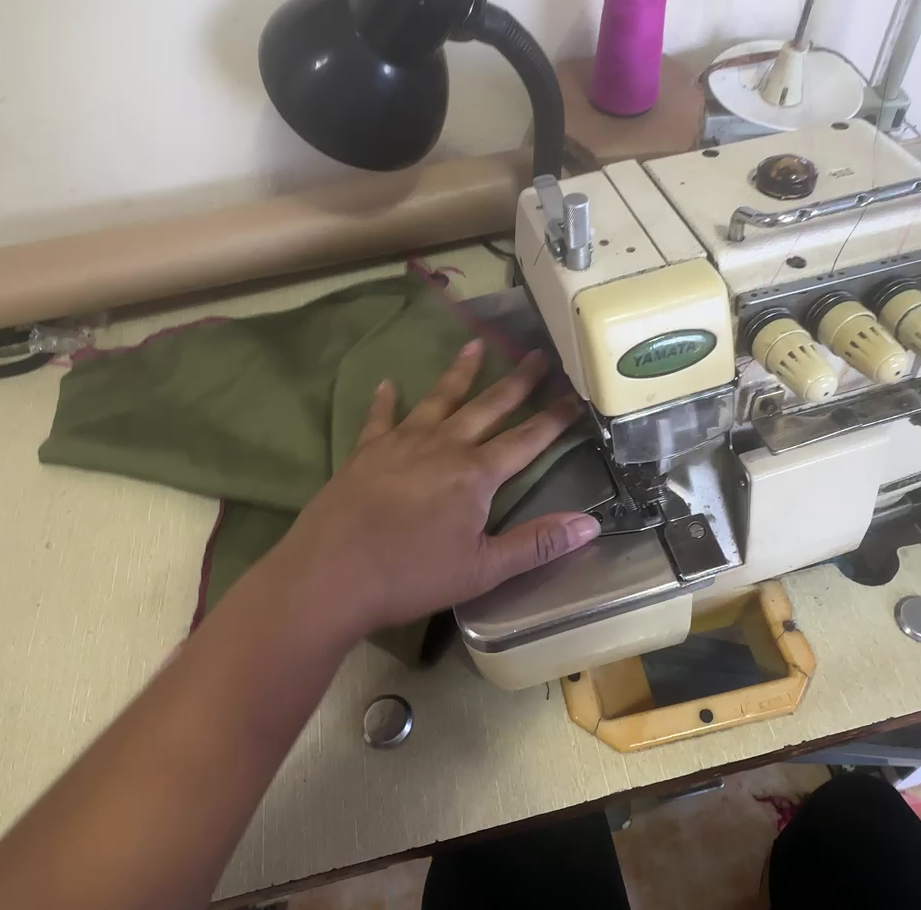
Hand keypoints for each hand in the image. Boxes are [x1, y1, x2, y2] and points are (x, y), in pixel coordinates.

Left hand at [274, 339, 599, 635]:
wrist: (329, 575)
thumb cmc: (410, 576)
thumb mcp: (483, 570)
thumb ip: (537, 544)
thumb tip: (591, 524)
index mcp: (476, 474)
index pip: (526, 439)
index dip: (554, 417)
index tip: (575, 393)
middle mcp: (444, 446)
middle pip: (489, 407)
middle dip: (517, 381)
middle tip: (539, 353)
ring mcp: (402, 443)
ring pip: (439, 399)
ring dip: (460, 372)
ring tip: (476, 345)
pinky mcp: (366, 451)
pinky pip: (381, 418)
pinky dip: (386, 400)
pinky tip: (388, 383)